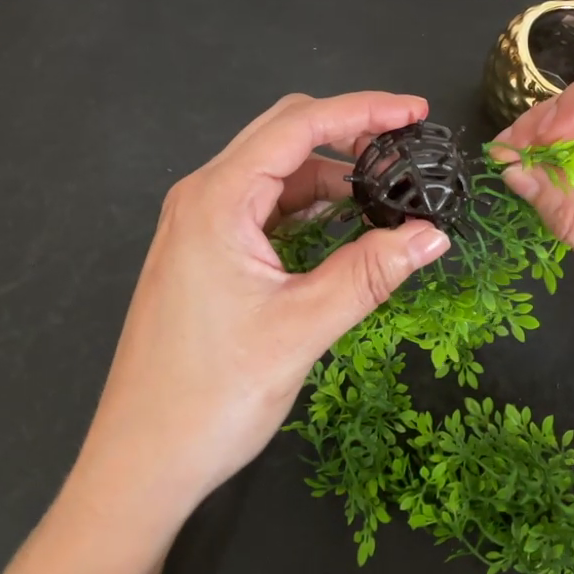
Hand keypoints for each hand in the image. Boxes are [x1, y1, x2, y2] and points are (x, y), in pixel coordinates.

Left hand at [87, 91, 450, 496]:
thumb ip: (369, 273)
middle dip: (348, 131)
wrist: (140, 463)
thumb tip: (432, 235)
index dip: (362, 110)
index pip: (297, 126)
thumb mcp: (301, 329)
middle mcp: (203, 196)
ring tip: (387, 191)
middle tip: (406, 145)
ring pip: (275, 171)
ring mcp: (200, 223)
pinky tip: (344, 224)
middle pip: (283, 134)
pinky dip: (309, 205)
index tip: (415, 111)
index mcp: (217, 199)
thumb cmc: (211, 396)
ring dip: (330, 173)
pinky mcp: (205, 250)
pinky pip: (265, 206)